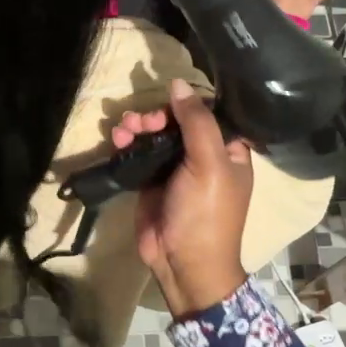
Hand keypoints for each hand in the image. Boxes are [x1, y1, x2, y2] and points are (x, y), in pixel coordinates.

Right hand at [116, 79, 253, 317]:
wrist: (183, 263)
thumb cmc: (207, 213)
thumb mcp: (208, 164)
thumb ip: (195, 121)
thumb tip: (178, 83)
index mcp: (228, 150)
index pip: (209, 113)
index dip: (187, 102)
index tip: (168, 98)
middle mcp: (203, 156)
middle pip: (176, 121)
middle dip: (156, 115)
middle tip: (142, 122)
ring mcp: (175, 169)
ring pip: (154, 135)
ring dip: (137, 126)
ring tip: (123, 130)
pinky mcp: (150, 181)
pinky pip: (138, 153)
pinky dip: (127, 143)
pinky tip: (117, 140)